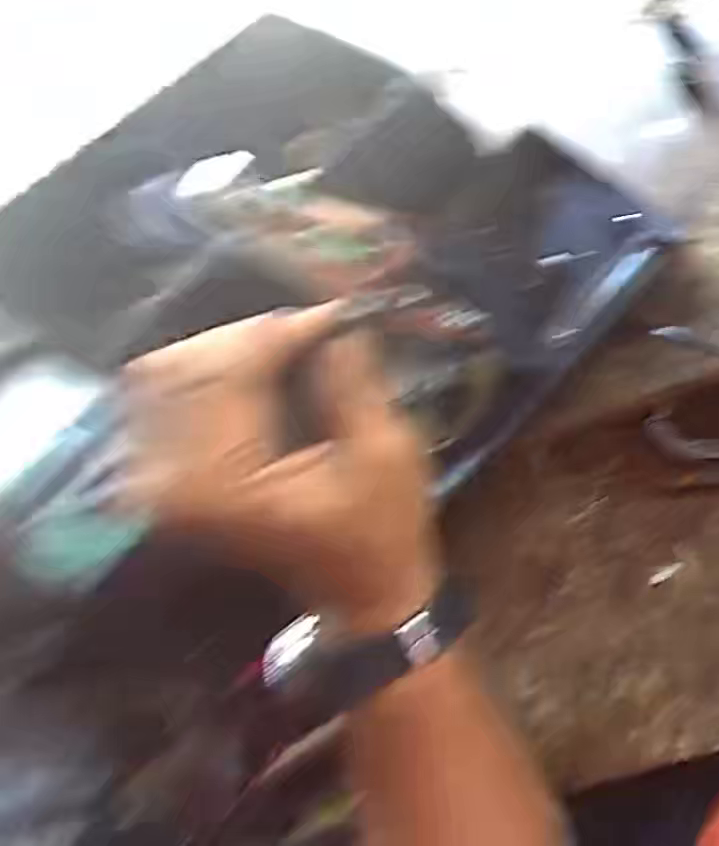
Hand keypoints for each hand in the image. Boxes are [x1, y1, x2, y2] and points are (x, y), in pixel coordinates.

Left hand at [122, 303, 440, 631]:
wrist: (361, 585)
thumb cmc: (385, 523)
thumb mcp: (388, 452)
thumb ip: (355, 389)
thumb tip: (345, 329)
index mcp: (218, 478)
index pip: (224, 376)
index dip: (281, 332)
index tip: (341, 311)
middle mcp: (162, 478)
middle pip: (174, 370)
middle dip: (251, 335)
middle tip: (323, 325)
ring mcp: (154, 480)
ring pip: (164, 379)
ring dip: (233, 349)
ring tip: (303, 341)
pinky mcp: (165, 477)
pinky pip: (170, 402)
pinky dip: (220, 373)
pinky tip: (274, 369)